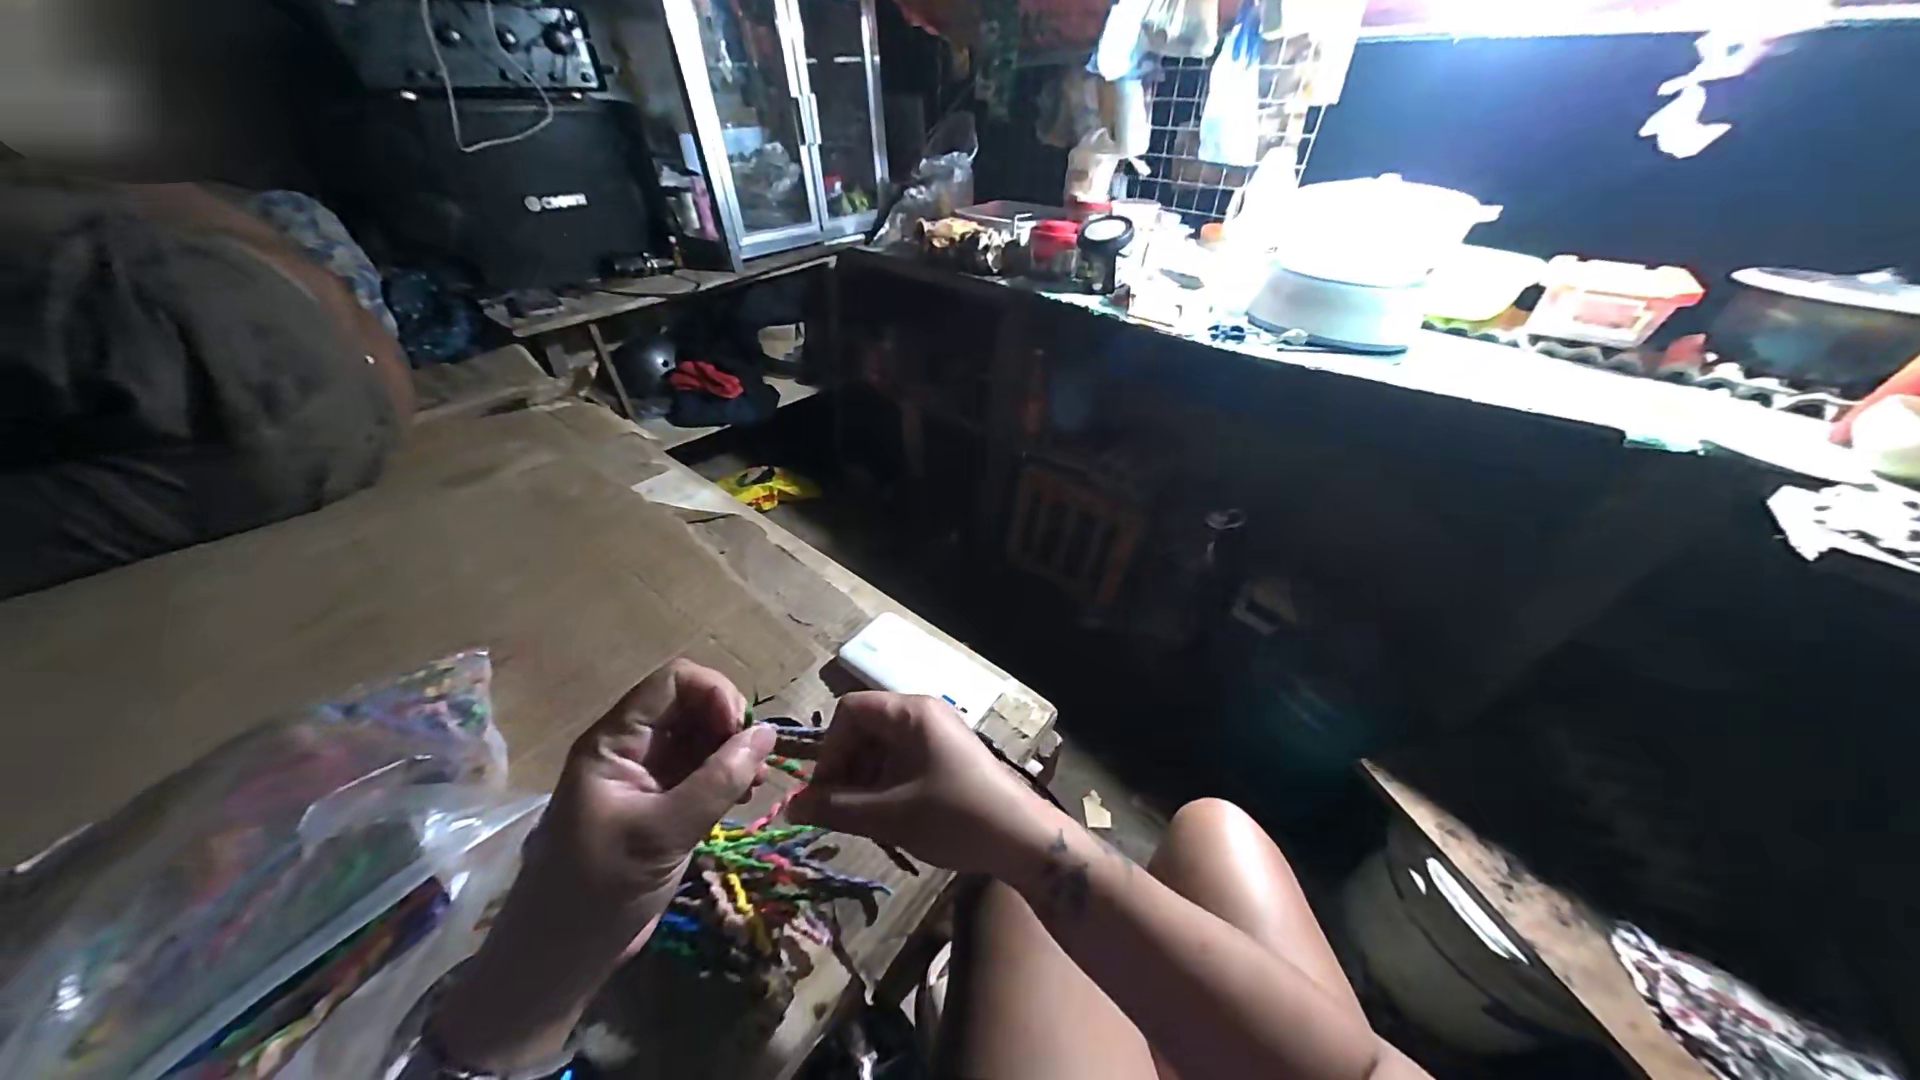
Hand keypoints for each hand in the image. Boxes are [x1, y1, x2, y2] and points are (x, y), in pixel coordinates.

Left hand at [533, 657, 774, 921]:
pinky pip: (705, 767)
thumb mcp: (661, 834)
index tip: (738, 732)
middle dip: (729, 723)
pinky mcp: (664, 801)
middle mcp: (632, 748)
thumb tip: (767, 733)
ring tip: (754, 783)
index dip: (713, 693)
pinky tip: (744, 797)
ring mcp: (649, 775)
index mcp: (614, 743)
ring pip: (703, 735)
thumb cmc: (596, 895)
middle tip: (753, 763)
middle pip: (692, 703)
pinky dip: (730, 773)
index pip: (673, 682)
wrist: (557, 965)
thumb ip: (718, 781)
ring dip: (735, 749)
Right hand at [788, 692, 1054, 877]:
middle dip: (846, 768)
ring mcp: (937, 733)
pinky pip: (902, 759)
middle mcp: (923, 713)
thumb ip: (835, 807)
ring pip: (882, 747)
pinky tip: (889, 816)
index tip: (825, 792)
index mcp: (910, 712)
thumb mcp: (888, 815)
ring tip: (865, 819)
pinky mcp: (946, 755)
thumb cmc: (954, 816)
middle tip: (840, 811)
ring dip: (864, 780)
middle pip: (864, 728)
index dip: (830, 749)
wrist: (1022, 838)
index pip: (849, 711)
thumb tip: (790, 806)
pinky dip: (886, 783)